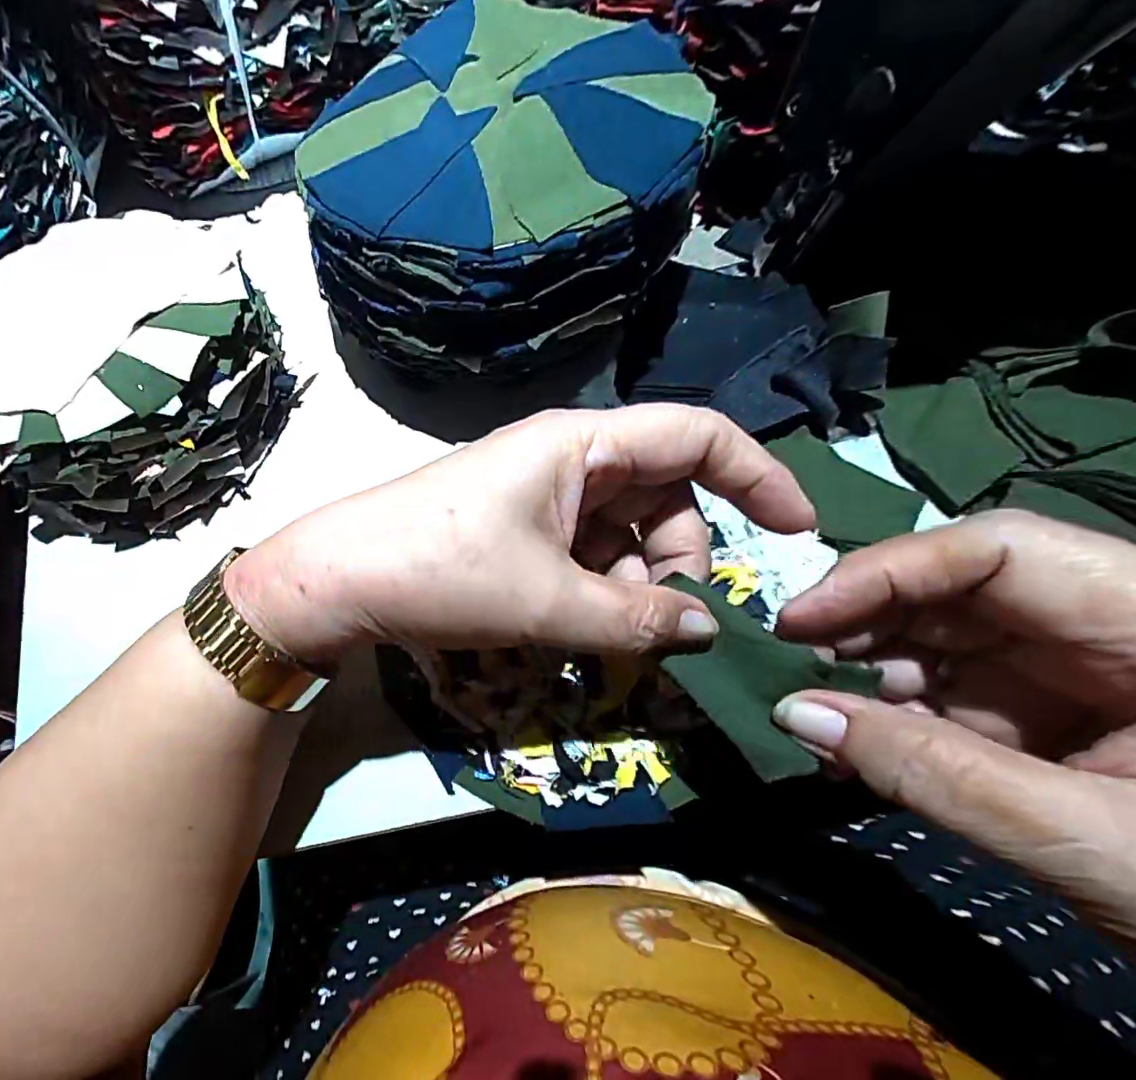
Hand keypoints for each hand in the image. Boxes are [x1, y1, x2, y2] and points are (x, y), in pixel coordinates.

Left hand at [224, 404, 814, 663]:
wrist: (339, 580)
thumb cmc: (442, 571)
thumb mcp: (549, 601)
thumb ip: (637, 615)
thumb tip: (709, 629)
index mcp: (583, 444)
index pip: (697, 435)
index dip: (757, 475)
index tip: (796, 529)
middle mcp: (572, 459)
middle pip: (667, 496)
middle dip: (683, 558)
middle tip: (673, 620)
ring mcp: (549, 494)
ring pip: (630, 531)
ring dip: (641, 582)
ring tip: (617, 632)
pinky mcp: (528, 526)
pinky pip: (593, 550)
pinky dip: (606, 587)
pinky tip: (589, 627)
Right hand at [769, 510, 1135, 1079]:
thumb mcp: (1114, 859)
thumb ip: (940, 778)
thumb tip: (796, 714)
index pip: (1019, 554)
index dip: (894, 571)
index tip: (804, 615)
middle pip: (982, 595)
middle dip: (878, 621)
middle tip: (795, 659)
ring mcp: (1118, 687)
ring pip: (966, 650)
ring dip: (884, 678)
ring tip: (821, 712)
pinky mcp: (1087, 735)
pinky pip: (975, 708)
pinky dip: (911, 725)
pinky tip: (864, 746)